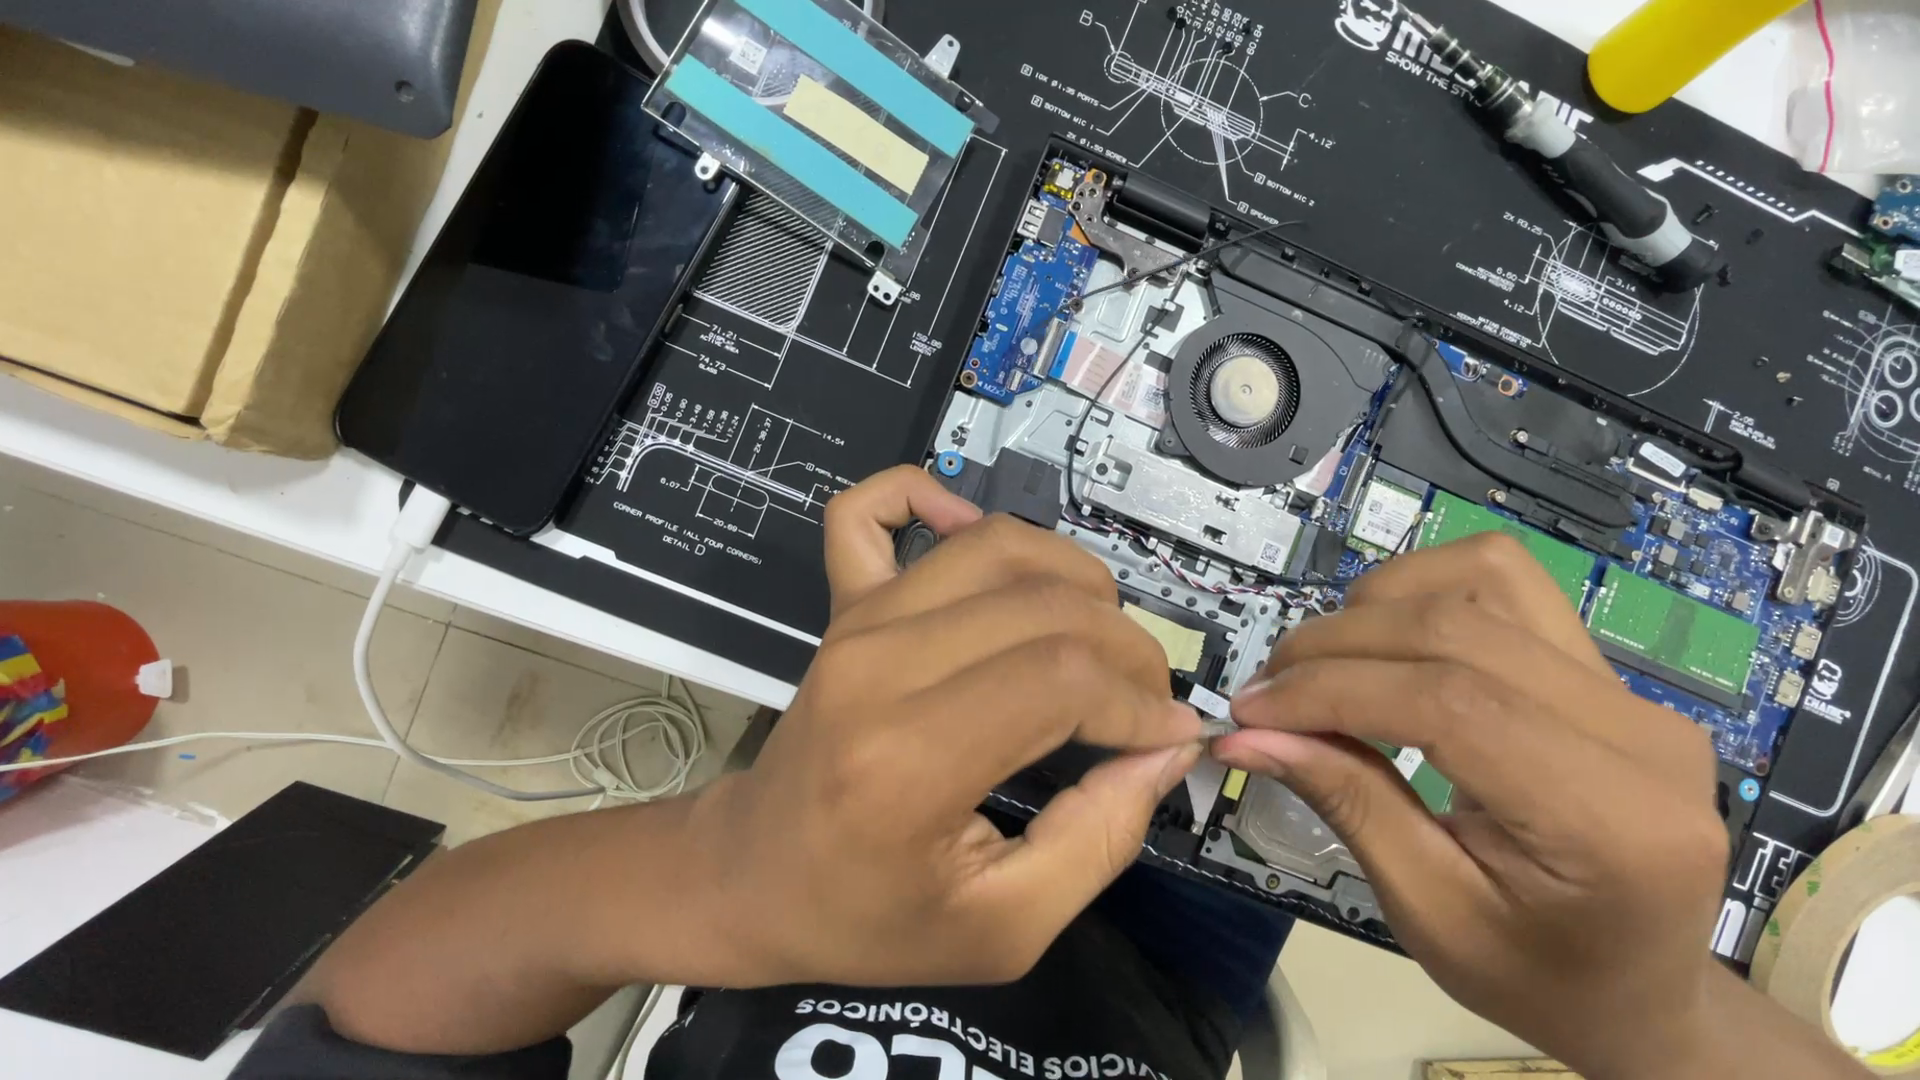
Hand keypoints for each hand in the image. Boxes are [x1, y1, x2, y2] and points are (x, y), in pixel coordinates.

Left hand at [695, 465, 1202, 985]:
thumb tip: (1165, 748)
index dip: (1138, 702)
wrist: (753, 877)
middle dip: (1125, 647)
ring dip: (1071, 577)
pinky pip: (869, 513)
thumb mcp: (1002, 926)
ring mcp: (854, 623)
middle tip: (1142, 699)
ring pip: (993, 547)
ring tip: (1095, 634)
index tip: (1167, 735)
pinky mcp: (839, 605)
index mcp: (910, 760)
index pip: (1061, 678)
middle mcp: (879, 666)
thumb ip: (1100, 840)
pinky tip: (973, 535)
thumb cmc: (868, 917)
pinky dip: (926, 497)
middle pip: (1043, 606)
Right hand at [1214, 535, 1729, 1079]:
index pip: (1450, 703)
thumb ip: (1345, 803)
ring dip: (1375, 606)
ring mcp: (1629, 689)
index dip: (1332, 691)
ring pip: (1481, 578)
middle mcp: (1639, 732)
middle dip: (1333, 647)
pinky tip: (1381, 640)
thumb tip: (1244, 735)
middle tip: (1265, 694)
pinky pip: (1502, 581)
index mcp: (1611, 822)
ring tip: (1324, 665)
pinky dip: (1419, 589)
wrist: (1635, 987)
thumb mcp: (1427, 912)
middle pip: (1457, 629)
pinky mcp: (1603, 668)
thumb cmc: (1531, 972)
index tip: (1249, 713)